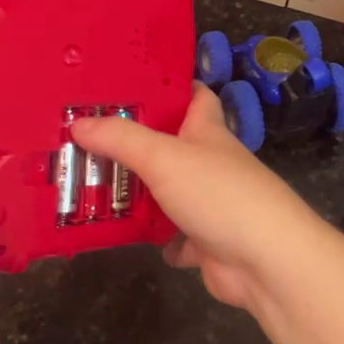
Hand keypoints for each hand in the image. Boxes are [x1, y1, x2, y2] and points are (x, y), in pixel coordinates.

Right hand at [72, 82, 327, 311]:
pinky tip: (125, 236)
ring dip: (137, 194)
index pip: (192, 94)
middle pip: (169, 144)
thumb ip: (122, 140)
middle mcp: (209, 160)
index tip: (127, 83)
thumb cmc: (218, 192)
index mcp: (207, 129)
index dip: (166, 85)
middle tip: (86, 141)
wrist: (265, 259)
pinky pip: (172, 235)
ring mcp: (209, 201)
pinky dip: (155, 237)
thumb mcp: (164, 157)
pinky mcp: (206, 240)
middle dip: (133, 144)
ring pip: (166, 191)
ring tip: (90, 188)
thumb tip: (79, 123)